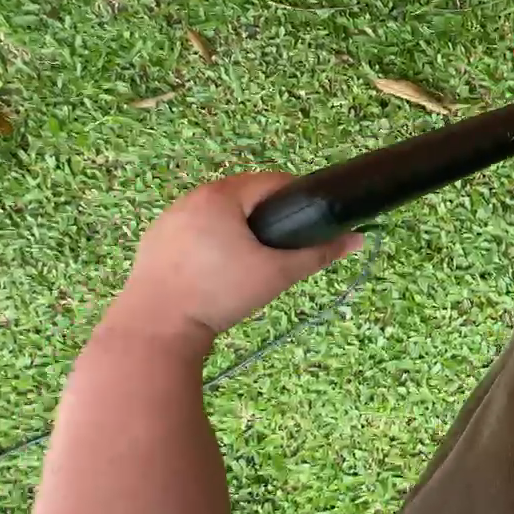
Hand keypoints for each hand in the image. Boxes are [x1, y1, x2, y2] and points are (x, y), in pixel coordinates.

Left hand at [113, 172, 362, 337]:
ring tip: (257, 257)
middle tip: (285, 245)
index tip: (310, 224)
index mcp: (220, 196)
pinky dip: (215, 240)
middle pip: (245, 195)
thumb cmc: (220, 294)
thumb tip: (359, 239)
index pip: (273, 182)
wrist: (154, 332)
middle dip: (269, 215)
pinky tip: (223, 268)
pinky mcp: (154, 243)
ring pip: (220, 213)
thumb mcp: (278, 273)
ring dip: (242, 226)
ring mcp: (167, 220)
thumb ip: (320, 253)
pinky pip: (197, 229)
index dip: (298, 199)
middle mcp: (190, 199)